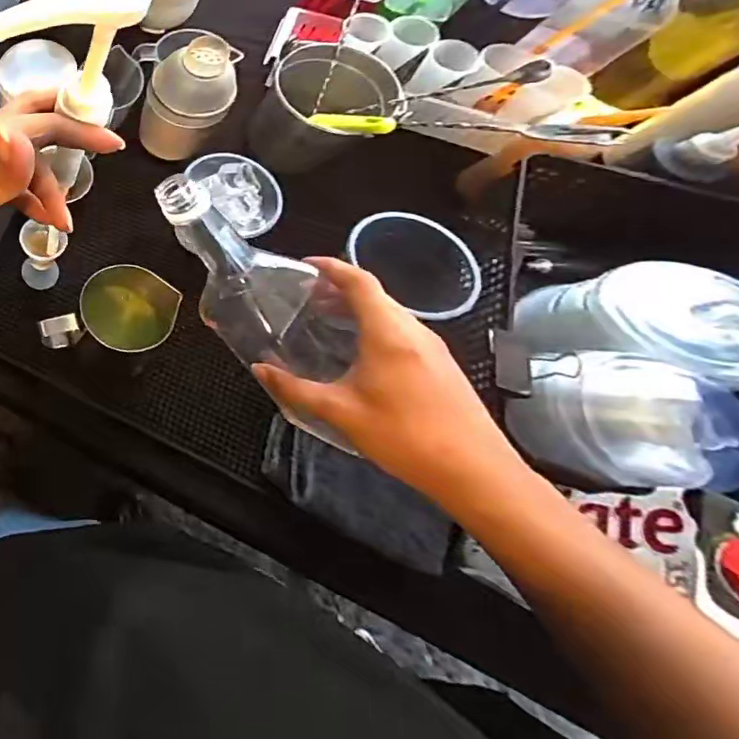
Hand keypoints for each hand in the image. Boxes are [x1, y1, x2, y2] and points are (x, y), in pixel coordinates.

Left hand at [0, 90, 124, 280]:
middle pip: (37, 120)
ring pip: (32, 161)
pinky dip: (36, 198)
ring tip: (63, 222)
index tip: (114, 144)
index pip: (44, 122)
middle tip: (101, 141)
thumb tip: (27, 137)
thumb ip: (4, 170)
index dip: (81, 129)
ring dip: (52, 187)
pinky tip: (45, 220)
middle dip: (70, 128)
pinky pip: (20, 182)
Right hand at [252, 258, 527, 508]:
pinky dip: (374, 326)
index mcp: (388, 333)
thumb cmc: (405, 437)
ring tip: (326, 320)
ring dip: (358, 309)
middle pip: (375, 294)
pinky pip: (402, 331)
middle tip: (306, 297)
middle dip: (339, 289)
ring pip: (390, 312)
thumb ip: (296, 389)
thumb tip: (261, 370)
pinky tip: (358, 352)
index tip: (305, 265)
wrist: (477, 473)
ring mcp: (433, 348)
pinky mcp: (442, 365)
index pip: (359, 282)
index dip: (331, 267)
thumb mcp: (341, 413)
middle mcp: (414, 331)